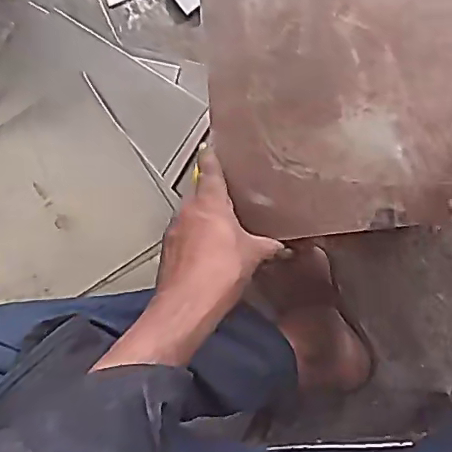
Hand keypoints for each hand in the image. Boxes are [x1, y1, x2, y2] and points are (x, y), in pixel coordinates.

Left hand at [155, 146, 287, 305]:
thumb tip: (283, 248)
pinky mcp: (167, 252)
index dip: (212, 156)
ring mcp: (173, 231)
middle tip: (233, 200)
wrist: (185, 306)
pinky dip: (196, 241)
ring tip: (225, 232)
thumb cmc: (220, 272)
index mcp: (209, 203)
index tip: (211, 145)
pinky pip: (185, 238)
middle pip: (201, 195)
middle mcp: (187, 211)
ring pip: (192, 217)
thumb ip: (269, 246)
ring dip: (205, 222)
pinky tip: (209, 255)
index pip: (210, 169)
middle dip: (215, 198)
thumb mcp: (253, 255)